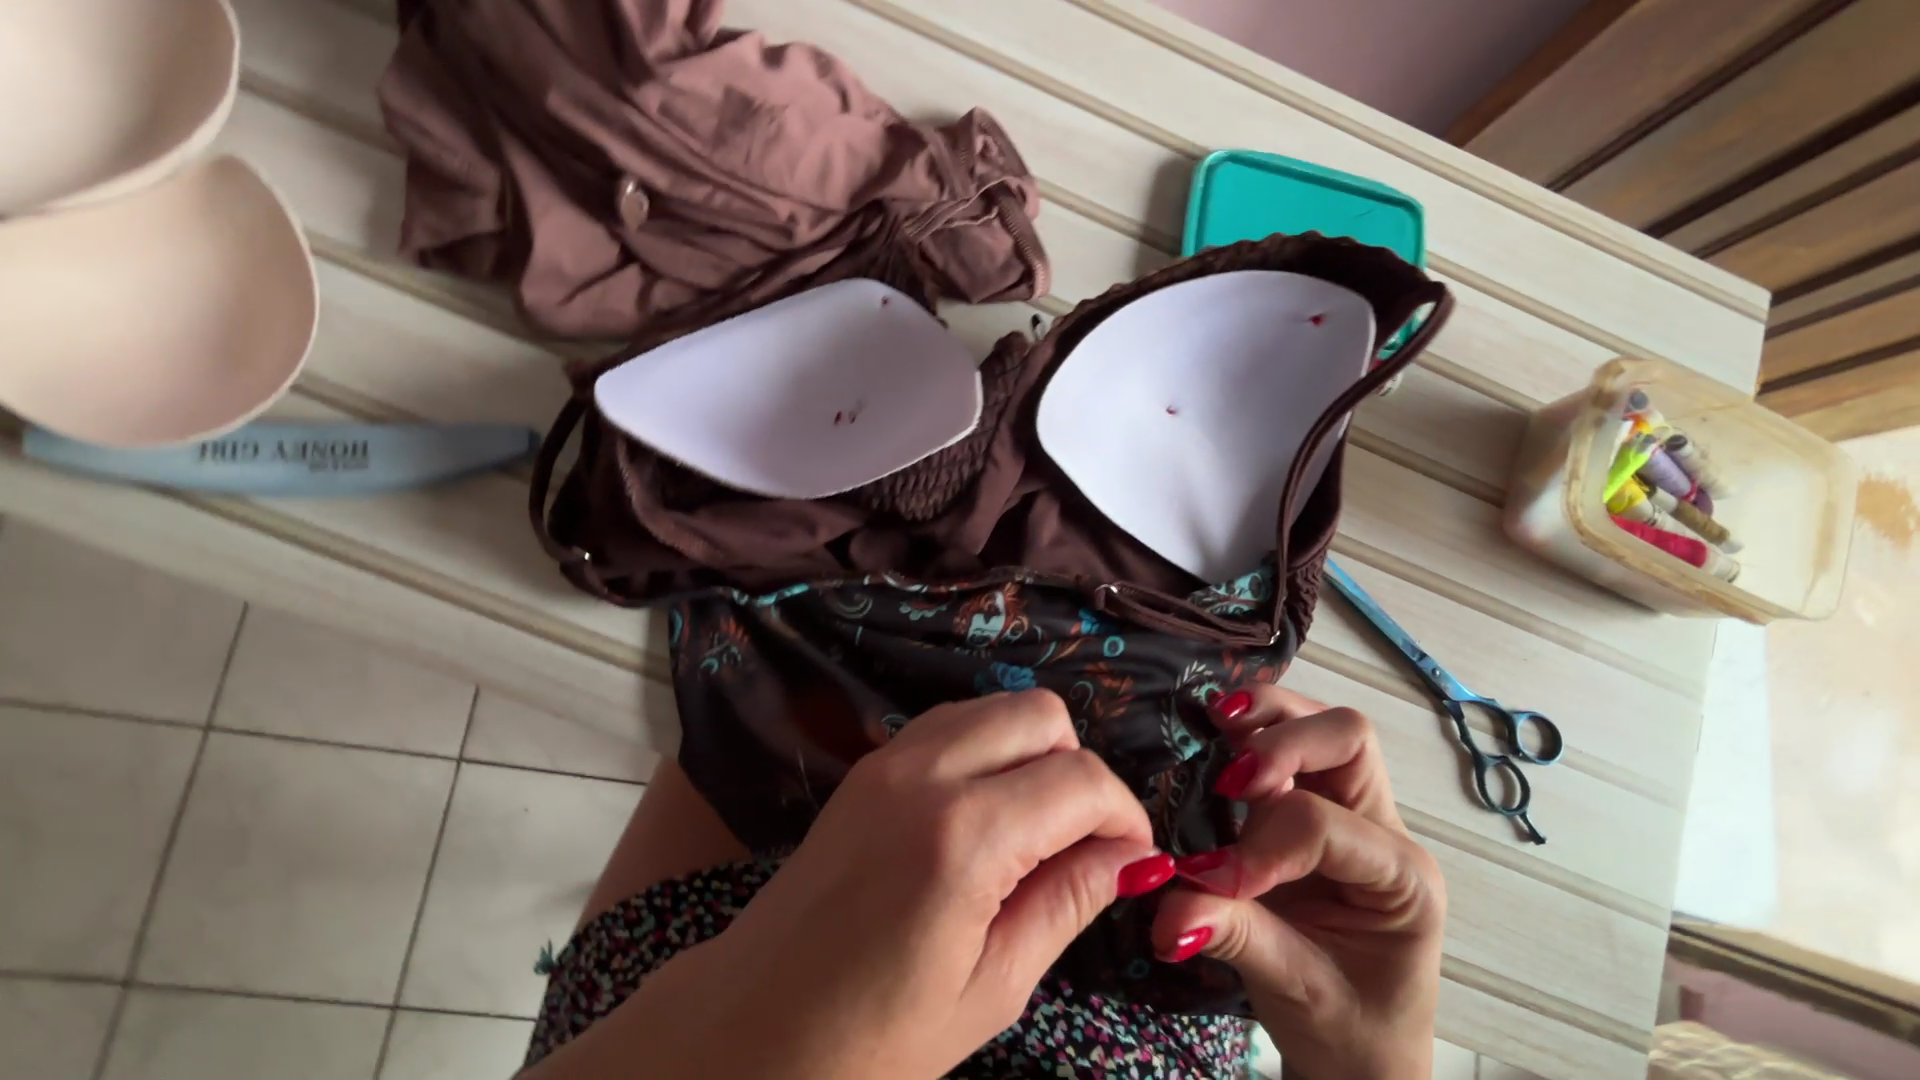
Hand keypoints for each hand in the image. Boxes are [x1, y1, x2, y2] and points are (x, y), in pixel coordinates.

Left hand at [627, 689, 1172, 1078]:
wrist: (749, 1026)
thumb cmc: (873, 1037)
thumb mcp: (992, 986)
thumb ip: (1068, 901)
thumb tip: (1135, 856)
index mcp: (964, 835)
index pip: (1081, 779)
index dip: (1124, 814)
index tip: (1134, 857)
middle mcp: (926, 771)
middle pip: (1042, 713)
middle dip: (1079, 768)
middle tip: (1079, 839)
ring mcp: (888, 758)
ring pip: (995, 705)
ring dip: (1032, 750)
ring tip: (1032, 826)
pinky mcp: (867, 763)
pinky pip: (950, 722)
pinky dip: (986, 745)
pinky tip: (983, 809)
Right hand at [1152, 685, 1445, 1079]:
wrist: (1362, 1049)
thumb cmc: (1346, 1028)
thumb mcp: (1294, 989)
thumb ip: (1234, 936)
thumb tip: (1166, 913)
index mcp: (1402, 880)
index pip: (1323, 827)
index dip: (1260, 846)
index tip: (1205, 881)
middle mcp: (1385, 829)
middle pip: (1347, 739)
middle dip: (1281, 744)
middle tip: (1229, 780)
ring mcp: (1353, 810)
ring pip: (1321, 726)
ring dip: (1267, 718)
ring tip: (1217, 722)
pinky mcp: (1316, 805)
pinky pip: (1293, 742)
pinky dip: (1255, 726)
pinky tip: (1219, 729)